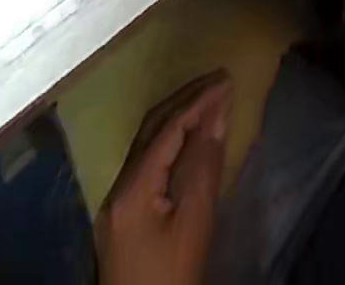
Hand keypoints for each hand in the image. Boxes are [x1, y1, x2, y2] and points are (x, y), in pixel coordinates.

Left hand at [97, 72, 231, 284]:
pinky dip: (170, 138)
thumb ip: (204, 164)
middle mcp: (117, 189)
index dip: (199, 100)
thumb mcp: (195, 223)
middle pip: (151, 128)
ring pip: (146, 143)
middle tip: (220, 79)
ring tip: (209, 98)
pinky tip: (190, 135)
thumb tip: (217, 114)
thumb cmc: (172, 277)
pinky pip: (147, 160)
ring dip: (177, 115)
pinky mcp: (123, 216)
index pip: (168, 128)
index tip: (229, 80)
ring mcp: (116, 203)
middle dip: (186, 98)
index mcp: (132, 189)